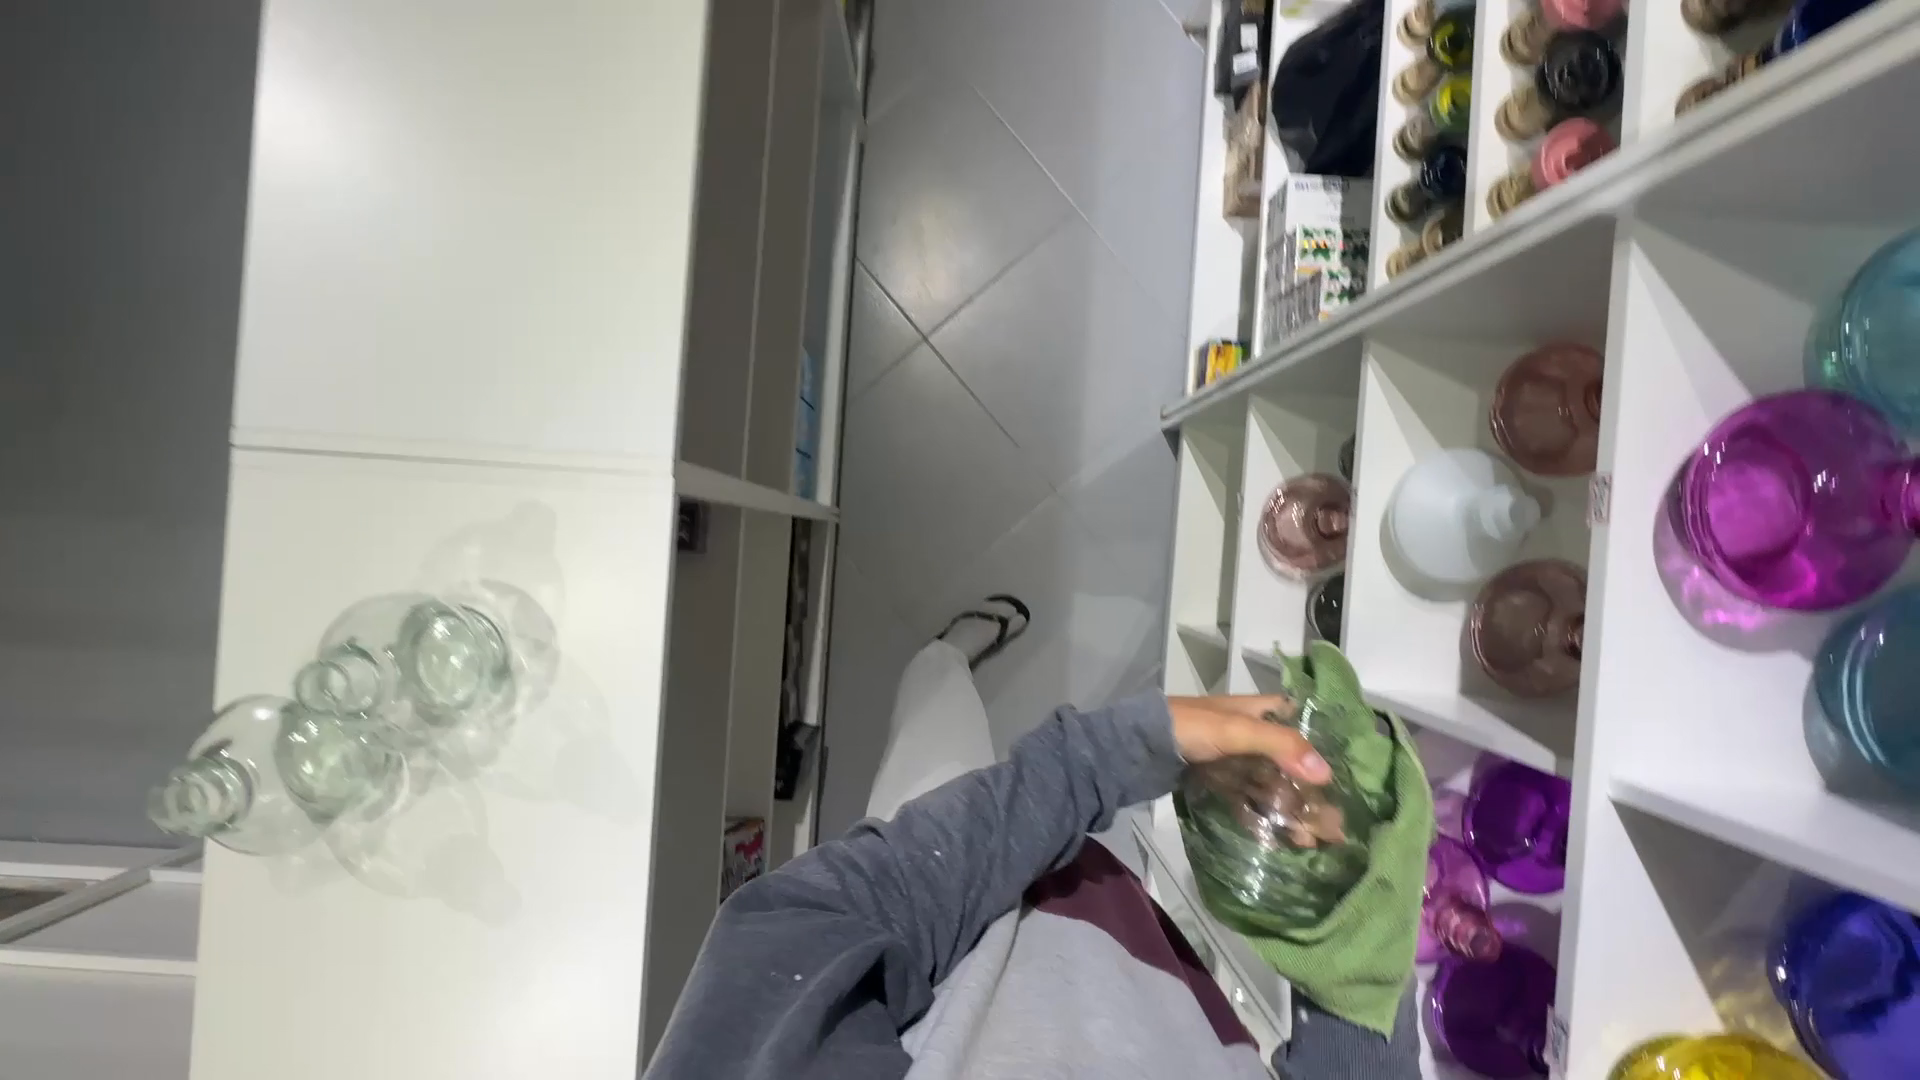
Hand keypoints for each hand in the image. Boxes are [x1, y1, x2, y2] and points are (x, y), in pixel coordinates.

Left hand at [1168, 694, 1345, 846]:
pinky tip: (1285, 840)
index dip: (1324, 745)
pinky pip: (1250, 799)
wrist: (1140, 746)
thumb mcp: (1236, 730)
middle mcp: (1250, 734)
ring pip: (1272, 784)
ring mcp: (1235, 759)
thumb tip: (1325, 773)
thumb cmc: (1190, 727)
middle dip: (1312, 792)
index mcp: (1258, 711)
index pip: (1300, 722)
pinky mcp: (1220, 781)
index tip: (1349, 776)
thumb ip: (1279, 745)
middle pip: (1290, 762)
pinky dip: (1266, 817)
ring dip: (1292, 810)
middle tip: (1335, 826)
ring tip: (1315, 841)